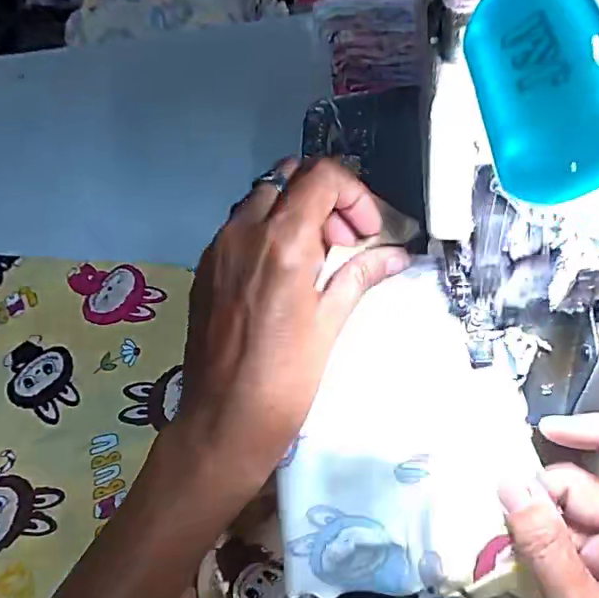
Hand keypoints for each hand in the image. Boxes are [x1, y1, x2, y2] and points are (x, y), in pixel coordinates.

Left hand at [169, 157, 410, 489]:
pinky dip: (264, 233)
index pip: (321, 177)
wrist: (224, 420)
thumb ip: (359, 276)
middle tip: (343, 242)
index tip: (366, 231)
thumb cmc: (285, 380)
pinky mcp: (203, 270)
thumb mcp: (330, 325)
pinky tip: (279, 274)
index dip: (354, 193)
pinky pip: (236, 229)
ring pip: (259, 200)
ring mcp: (217, 250)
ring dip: (292, 213)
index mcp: (282, 243)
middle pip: (288, 178)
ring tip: (313, 258)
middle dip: (324, 199)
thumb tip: (395, 255)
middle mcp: (243, 234)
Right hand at [498, 414, 598, 597]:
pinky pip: (572, 544)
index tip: (549, 431)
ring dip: (540, 524)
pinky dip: (544, 545)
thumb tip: (508, 483)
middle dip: (550, 495)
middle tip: (503, 510)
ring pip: (578, 517)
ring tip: (506, 544)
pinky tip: (517, 557)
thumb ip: (543, 545)